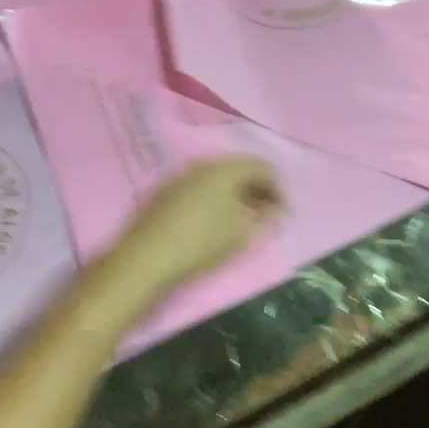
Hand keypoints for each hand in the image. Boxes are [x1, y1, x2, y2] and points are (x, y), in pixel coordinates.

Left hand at [106, 157, 284, 292]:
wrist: (144, 262)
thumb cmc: (201, 242)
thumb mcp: (243, 232)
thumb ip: (265, 217)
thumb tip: (275, 211)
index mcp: (225, 167)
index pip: (263, 167)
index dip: (279, 189)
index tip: (285, 214)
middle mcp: (201, 165)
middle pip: (238, 171)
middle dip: (257, 191)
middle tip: (267, 216)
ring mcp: (178, 179)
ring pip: (217, 182)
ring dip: (235, 198)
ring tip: (243, 223)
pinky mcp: (163, 197)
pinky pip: (199, 192)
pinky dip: (214, 203)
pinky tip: (215, 224)